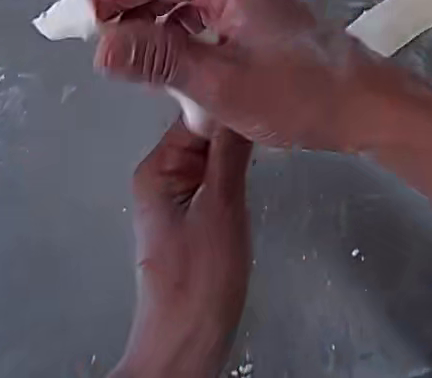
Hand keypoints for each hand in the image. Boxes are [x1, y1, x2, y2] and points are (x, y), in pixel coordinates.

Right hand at [90, 0, 409, 150]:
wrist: (360, 102)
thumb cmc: (297, 96)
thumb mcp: (221, 85)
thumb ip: (161, 60)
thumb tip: (101, 44)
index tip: (79, 19)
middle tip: (97, 25)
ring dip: (150, 0)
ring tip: (122, 38)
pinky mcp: (254, 9)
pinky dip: (174, 14)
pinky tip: (163, 45)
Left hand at [112, 121, 252, 377]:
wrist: (187, 343)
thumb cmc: (201, 275)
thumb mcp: (222, 205)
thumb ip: (230, 151)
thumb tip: (241, 96)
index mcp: (158, 167)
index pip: (195, 114)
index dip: (227, 100)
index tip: (261, 88)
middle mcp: (162, 173)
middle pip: (203, 131)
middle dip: (235, 123)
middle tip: (273, 111)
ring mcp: (176, 192)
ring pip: (212, 151)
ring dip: (238, 145)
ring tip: (271, 128)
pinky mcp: (192, 210)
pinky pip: (215, 172)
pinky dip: (235, 166)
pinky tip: (257, 162)